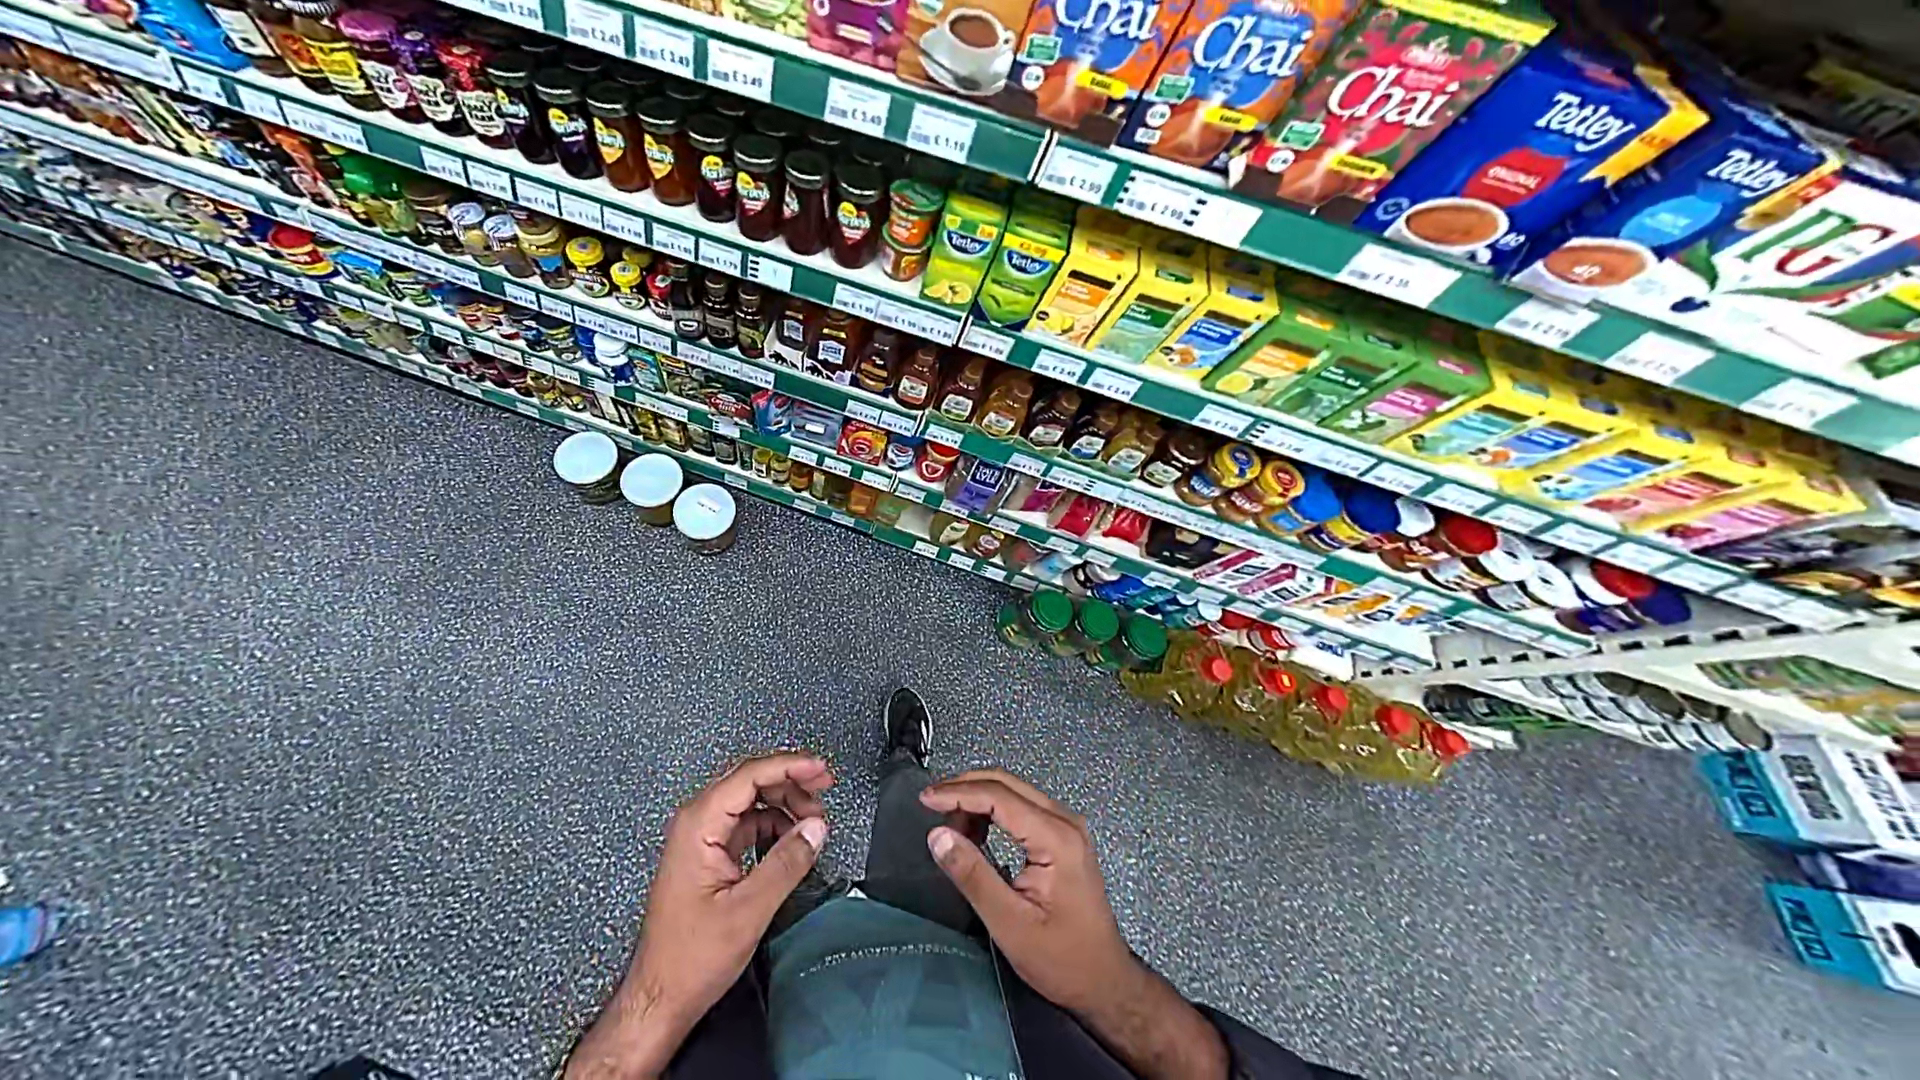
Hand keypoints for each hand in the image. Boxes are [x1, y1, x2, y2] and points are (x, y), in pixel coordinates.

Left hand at [567, 753, 833, 1079]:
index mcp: (699, 826)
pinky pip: (748, 821)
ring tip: (813, 820)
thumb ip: (787, 862)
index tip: (819, 769)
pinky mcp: (710, 853)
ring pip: (751, 799)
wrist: (660, 998)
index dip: (791, 765)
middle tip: (824, 785)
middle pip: (751, 779)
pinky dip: (776, 822)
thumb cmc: (688, 960)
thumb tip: (816, 828)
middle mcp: (696, 824)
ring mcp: (702, 837)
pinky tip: (793, 839)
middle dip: (792, 779)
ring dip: (786, 802)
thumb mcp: (749, 910)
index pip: (750, 774)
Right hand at [920, 770, 1227, 1079]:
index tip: (926, 799)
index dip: (958, 793)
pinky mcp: (1062, 835)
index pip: (998, 795)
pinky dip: (992, 809)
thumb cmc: (1062, 959)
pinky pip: (1021, 805)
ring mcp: (1066, 825)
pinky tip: (975, 830)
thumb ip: (972, 875)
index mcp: (1056, 838)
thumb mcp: (1009, 923)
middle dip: (964, 787)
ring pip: (1013, 789)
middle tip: (931, 804)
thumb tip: (938, 836)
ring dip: (977, 798)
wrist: (1103, 980)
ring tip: (950, 825)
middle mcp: (1065, 821)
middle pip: (1006, 782)